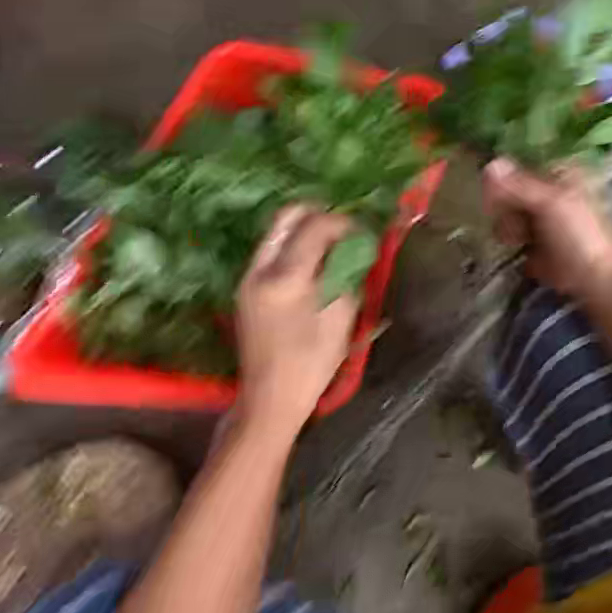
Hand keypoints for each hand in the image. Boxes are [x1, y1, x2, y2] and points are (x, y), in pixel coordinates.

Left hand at [233, 204, 360, 431]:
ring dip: (306, 230)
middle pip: (287, 218)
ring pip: (277, 233)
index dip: (344, 223)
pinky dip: (295, 246)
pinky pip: (272, 251)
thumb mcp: (342, 313)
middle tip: (346, 228)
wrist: (270, 396)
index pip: (316, 227)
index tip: (365, 233)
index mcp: (286, 277)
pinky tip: (316, 263)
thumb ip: (348, 272)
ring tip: (334, 245)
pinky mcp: (246, 290)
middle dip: (320, 216)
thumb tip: (357, 246)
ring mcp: (248, 279)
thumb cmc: (314, 359)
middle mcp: (260, 270)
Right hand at [482, 158, 611, 301]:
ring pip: (504, 208)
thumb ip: (518, 185)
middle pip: (507, 186)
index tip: (496, 192)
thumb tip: (489, 164)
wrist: (593, 278)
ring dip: (507, 223)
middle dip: (505, 204)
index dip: (504, 176)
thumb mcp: (550, 204)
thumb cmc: (578, 234)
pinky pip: (506, 228)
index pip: (520, 163)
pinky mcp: (530, 236)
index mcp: (558, 172)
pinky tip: (517, 245)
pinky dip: (508, 236)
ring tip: (520, 237)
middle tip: (516, 219)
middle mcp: (547, 189)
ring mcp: (538, 213)